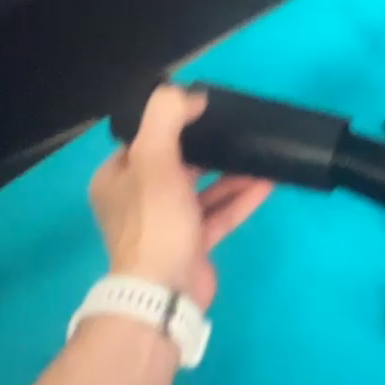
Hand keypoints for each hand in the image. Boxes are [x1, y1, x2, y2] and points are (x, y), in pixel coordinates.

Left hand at [89, 85, 273, 310]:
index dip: (172, 125)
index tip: (204, 113)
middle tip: (237, 132)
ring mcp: (167, 224)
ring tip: (261, 156)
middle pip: (177, 165)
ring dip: (231, 174)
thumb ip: (167, 118)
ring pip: (202, 190)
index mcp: (117, 178)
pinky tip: (267, 184)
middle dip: (209, 150)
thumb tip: (189, 95)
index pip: (143, 141)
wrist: (164, 289)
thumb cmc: (154, 221)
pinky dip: (240, 199)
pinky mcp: (193, 244)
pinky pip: (219, 214)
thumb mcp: (154, 159)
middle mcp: (138, 199)